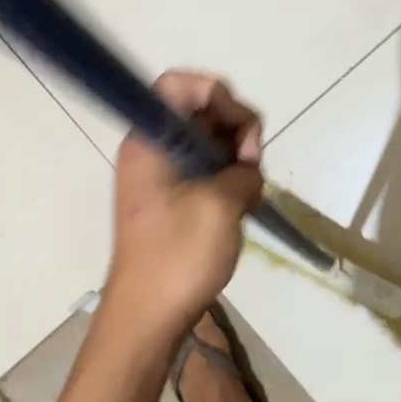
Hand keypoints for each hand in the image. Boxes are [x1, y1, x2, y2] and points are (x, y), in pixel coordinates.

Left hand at [106, 71, 263, 326]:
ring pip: (213, 140)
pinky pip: (211, 167)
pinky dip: (233, 178)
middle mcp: (155, 149)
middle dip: (238, 129)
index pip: (177, 85)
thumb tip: (247, 172)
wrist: (149, 317)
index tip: (237, 128)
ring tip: (248, 192)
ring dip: (239, 158)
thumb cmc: (178, 257)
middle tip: (251, 166)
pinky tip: (242, 205)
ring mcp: (166, 173)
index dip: (214, 91)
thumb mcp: (222, 204)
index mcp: (151, 142)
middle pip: (203, 109)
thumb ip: (243, 170)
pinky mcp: (177, 196)